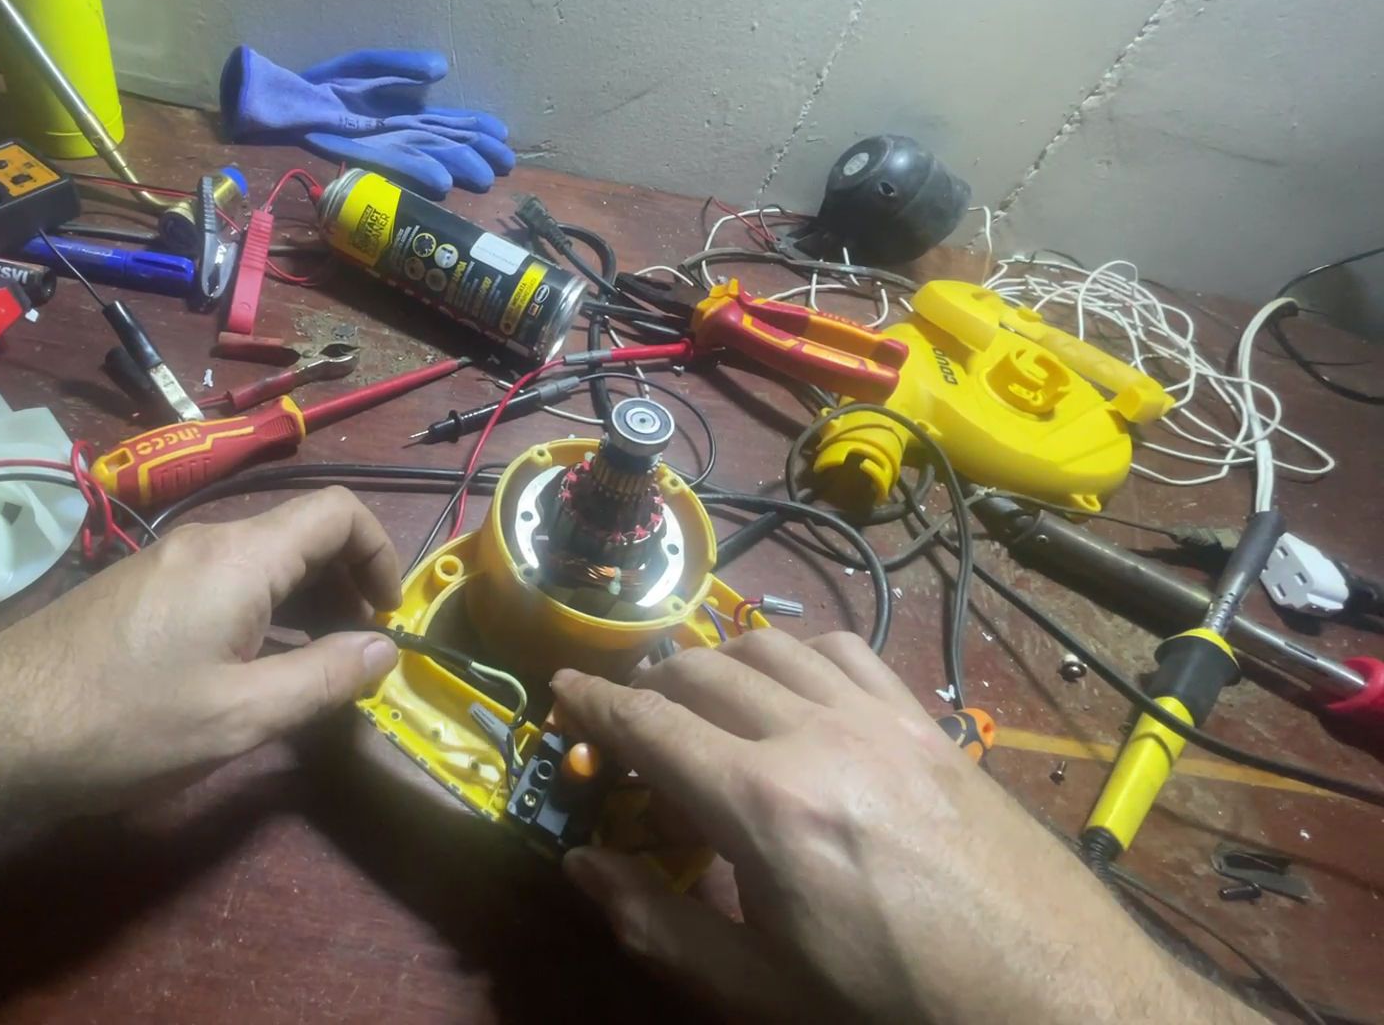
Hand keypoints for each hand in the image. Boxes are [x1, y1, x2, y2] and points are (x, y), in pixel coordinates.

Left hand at [0, 488, 401, 809]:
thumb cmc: (124, 723)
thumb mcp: (239, 715)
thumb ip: (323, 679)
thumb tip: (385, 651)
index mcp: (241, 557)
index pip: (339, 511)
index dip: (380, 552)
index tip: (388, 614)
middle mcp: (209, 539)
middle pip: (305, 531)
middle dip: (348, 580)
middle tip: (359, 647)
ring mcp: (172, 558)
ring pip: (266, 556)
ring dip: (308, 597)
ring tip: (316, 659)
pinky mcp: (147, 583)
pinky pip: (229, 576)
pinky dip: (266, 606)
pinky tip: (256, 659)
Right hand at [551, 630, 1263, 1024]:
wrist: (1071, 1015)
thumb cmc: (897, 1009)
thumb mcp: (761, 991)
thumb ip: (656, 923)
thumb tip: (579, 864)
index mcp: (764, 807)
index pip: (648, 724)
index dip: (594, 701)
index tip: (562, 687)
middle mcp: (813, 738)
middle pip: (695, 672)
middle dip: (645, 687)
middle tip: (630, 720)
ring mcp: (875, 719)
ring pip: (762, 645)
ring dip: (711, 660)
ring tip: (699, 697)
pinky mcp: (924, 720)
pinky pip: (839, 649)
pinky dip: (790, 651)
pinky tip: (785, 683)